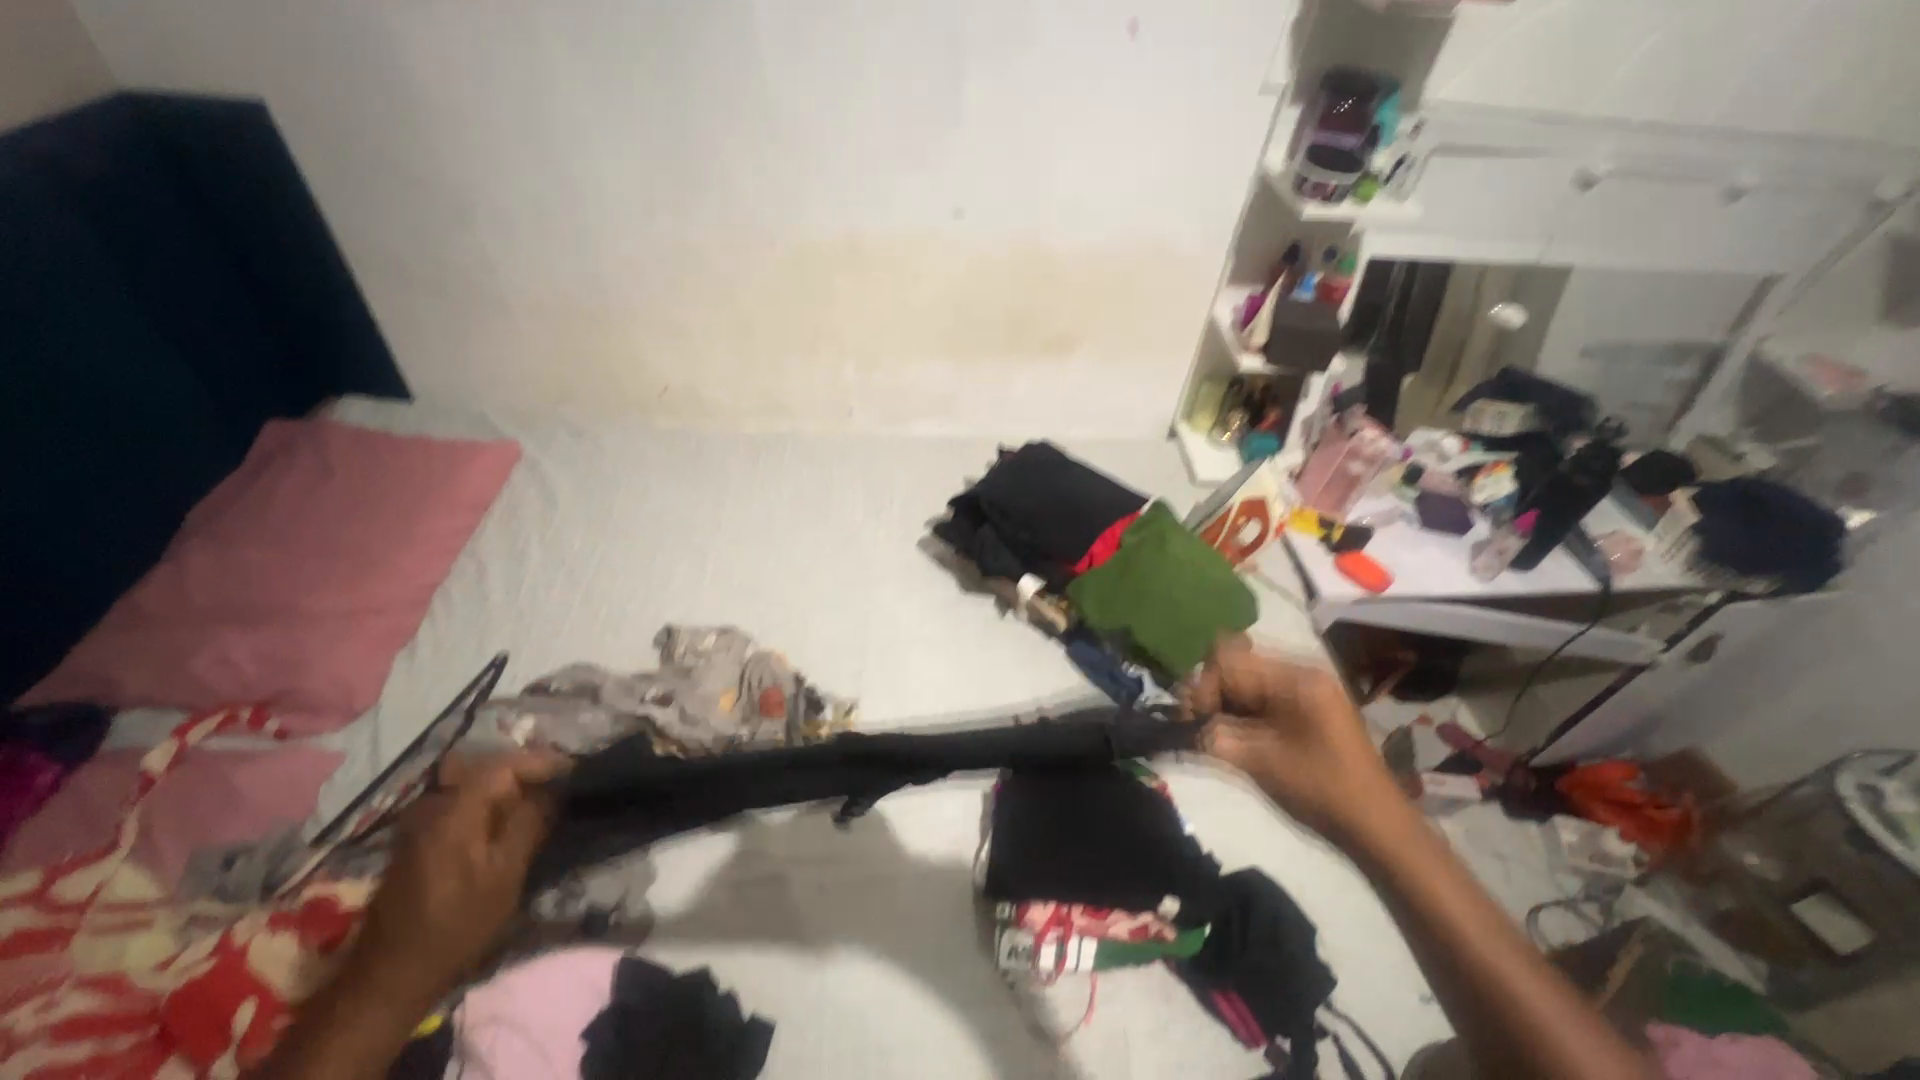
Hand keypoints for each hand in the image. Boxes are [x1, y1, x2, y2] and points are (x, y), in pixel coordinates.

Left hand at [348, 752, 565, 1003]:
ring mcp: (420, 821)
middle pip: (488, 768)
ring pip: (474, 785)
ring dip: (509, 789)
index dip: (543, 762)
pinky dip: (489, 805)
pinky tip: (508, 826)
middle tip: (562, 788)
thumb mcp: (505, 875)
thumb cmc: (456, 926)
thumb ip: (529, 823)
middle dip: (528, 772)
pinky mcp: (417, 838)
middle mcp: (432, 804)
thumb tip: (553, 789)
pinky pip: (461, 803)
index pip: (505, 764)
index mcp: (454, 810)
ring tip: (542, 806)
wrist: (392, 973)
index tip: (575, 771)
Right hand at [1185, 636, 1404, 843]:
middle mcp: (1299, 671)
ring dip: (1224, 706)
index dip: (1204, 689)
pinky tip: (1239, 740)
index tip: (1200, 725)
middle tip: (1201, 732)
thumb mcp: (1261, 761)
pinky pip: (1259, 696)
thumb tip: (1183, 722)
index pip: (1226, 658)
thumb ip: (1215, 734)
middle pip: (1234, 664)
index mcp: (1294, 677)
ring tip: (1218, 739)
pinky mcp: (1304, 706)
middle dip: (1211, 695)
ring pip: (1243, 681)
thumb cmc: (1323, 790)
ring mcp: (1304, 688)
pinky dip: (1241, 714)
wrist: (1376, 824)